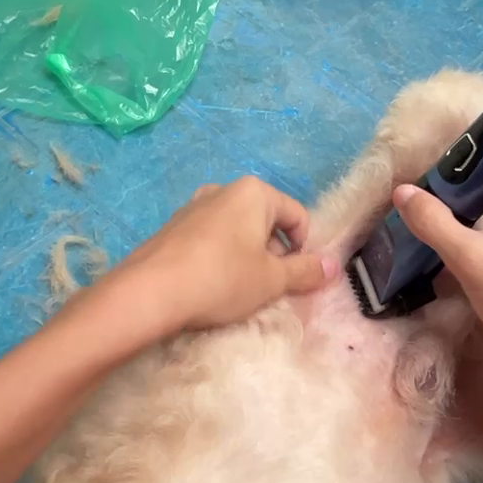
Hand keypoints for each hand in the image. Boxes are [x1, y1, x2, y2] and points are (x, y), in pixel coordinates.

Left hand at [111, 176, 336, 334]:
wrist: (149, 292)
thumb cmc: (221, 279)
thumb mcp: (271, 280)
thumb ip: (305, 271)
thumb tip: (334, 265)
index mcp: (254, 193)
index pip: (298, 216)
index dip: (304, 248)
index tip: (294, 278)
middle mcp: (224, 190)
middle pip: (266, 221)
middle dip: (274, 253)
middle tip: (268, 286)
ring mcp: (194, 206)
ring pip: (237, 230)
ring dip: (247, 256)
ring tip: (239, 289)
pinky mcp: (173, 227)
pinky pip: (211, 238)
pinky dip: (220, 257)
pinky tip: (211, 285)